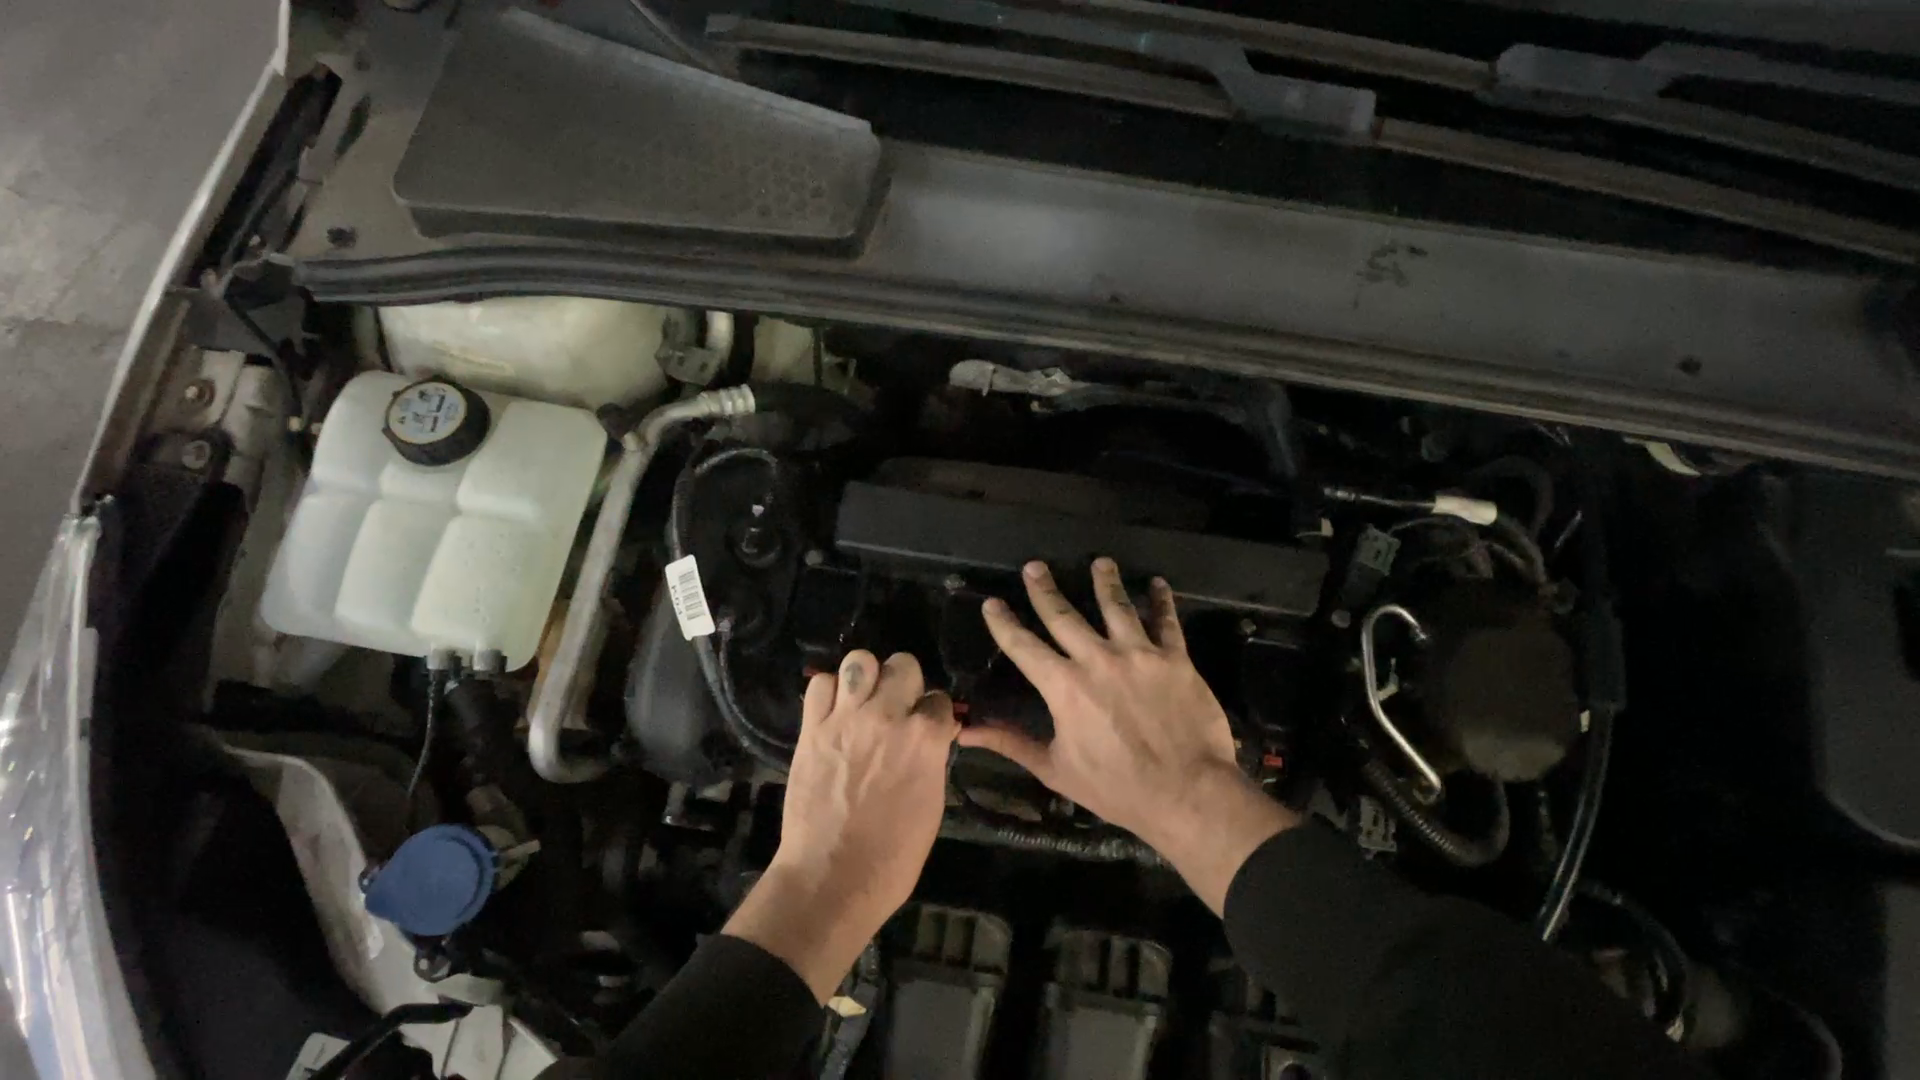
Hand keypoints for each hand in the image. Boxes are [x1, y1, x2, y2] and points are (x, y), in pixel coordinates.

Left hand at [723, 649, 957, 999]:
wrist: (832, 877)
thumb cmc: (892, 856)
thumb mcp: (931, 805)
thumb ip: (932, 759)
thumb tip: (935, 735)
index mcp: (925, 739)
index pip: (940, 699)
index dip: (934, 713)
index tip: (927, 726)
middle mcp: (888, 717)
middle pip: (903, 665)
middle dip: (904, 683)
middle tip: (895, 707)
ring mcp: (846, 719)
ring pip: (860, 661)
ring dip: (865, 677)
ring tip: (862, 700)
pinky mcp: (812, 728)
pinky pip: (820, 684)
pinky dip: (828, 693)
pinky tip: (833, 713)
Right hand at [960, 558, 1298, 911]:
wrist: (1187, 794)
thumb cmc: (1117, 788)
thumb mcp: (1056, 769)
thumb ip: (1011, 743)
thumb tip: (964, 732)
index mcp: (1064, 687)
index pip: (1024, 646)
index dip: (1004, 623)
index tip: (992, 603)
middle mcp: (1097, 660)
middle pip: (1064, 615)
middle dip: (1045, 589)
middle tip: (1035, 566)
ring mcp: (1139, 655)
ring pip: (1117, 607)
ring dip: (1106, 582)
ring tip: (1101, 562)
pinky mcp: (1175, 659)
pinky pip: (1167, 622)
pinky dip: (1162, 601)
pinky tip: (1157, 584)